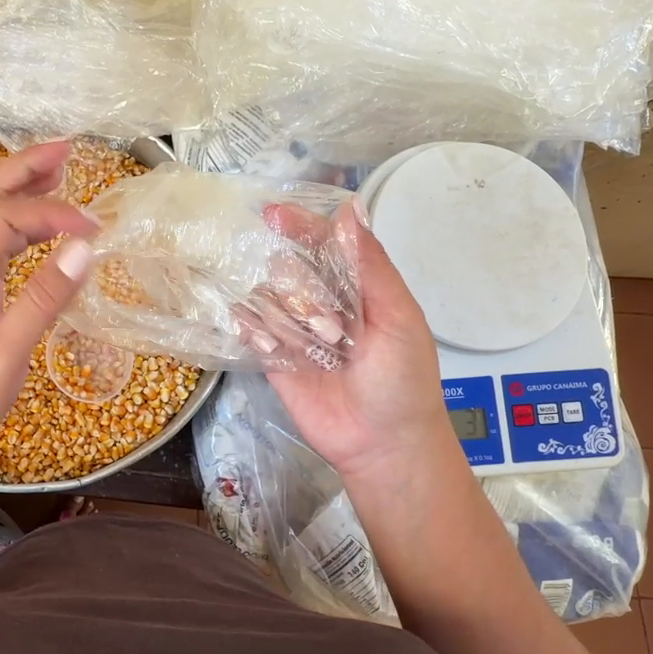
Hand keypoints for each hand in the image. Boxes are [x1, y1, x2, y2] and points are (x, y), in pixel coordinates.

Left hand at [0, 141, 98, 465]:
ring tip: (61, 170)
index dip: (51, 213)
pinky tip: (48, 224)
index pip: (6, 219)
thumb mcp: (8, 350)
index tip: (94, 227)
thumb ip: (44, 298)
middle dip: (23, 168)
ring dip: (23, 189)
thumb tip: (84, 249)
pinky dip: (25, 223)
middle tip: (66, 147)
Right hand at [260, 200, 455, 482]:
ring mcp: (295, 330)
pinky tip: (274, 346)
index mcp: (357, 289)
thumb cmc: (404, 380)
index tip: (274, 214)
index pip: (322, 244)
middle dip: (302, 291)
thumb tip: (349, 209)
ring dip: (286, 318)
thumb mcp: (399, 317)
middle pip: (288, 269)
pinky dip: (254, 330)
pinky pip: (249, 328)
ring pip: (266, 297)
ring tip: (313, 350)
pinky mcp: (273, 357)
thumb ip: (372, 265)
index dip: (299, 226)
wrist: (383, 444)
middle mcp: (322, 304)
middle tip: (330, 330)